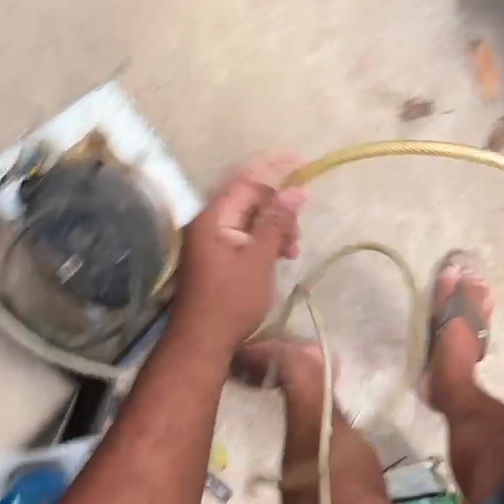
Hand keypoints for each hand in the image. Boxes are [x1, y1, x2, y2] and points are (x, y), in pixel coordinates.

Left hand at [169, 152, 305, 352]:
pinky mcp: (218, 256)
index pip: (246, 180)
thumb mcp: (259, 259)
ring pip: (250, 218)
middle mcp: (209, 222)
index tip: (301, 162)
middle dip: (278, 207)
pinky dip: (265, 240)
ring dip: (275, 227)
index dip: (273, 168)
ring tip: (291, 250)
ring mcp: (212, 239)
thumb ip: (276, 222)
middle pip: (249, 198)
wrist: (202, 341)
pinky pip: (245, 235)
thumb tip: (296, 190)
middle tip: (296, 232)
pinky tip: (281, 255)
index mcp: (214, 217)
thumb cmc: (231, 300)